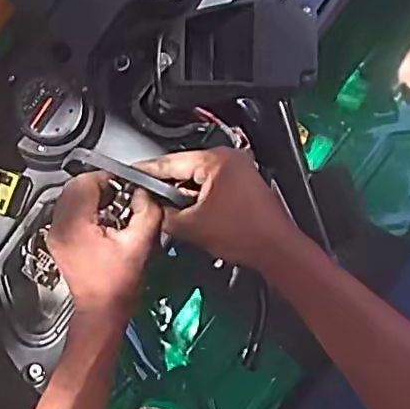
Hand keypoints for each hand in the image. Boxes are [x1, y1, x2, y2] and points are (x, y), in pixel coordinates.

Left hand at [46, 173, 161, 320]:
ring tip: (113, 207)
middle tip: (120, 194)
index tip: (124, 185)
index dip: (107, 179)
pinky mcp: (58, 241)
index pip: (85, 182)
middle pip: (74, 187)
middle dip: (99, 186)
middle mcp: (59, 227)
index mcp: (75, 225)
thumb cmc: (118, 284)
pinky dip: (85, 209)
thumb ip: (147, 211)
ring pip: (70, 198)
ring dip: (92, 196)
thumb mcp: (139, 243)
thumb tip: (144, 192)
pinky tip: (102, 220)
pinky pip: (68, 212)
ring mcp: (55, 235)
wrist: (102, 309)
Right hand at [137, 148, 300, 269]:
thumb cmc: (247, 235)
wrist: (276, 250)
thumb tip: (154, 209)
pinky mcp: (242, 183)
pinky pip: (210, 184)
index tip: (133, 174)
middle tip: (148, 197)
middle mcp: (229, 159)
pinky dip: (198, 197)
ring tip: (170, 210)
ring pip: (197, 177)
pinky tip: (190, 212)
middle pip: (183, 168)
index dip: (147, 171)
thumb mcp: (192, 226)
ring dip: (182, 193)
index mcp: (217, 160)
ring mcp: (238, 169)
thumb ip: (165, 214)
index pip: (170, 162)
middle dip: (166, 185)